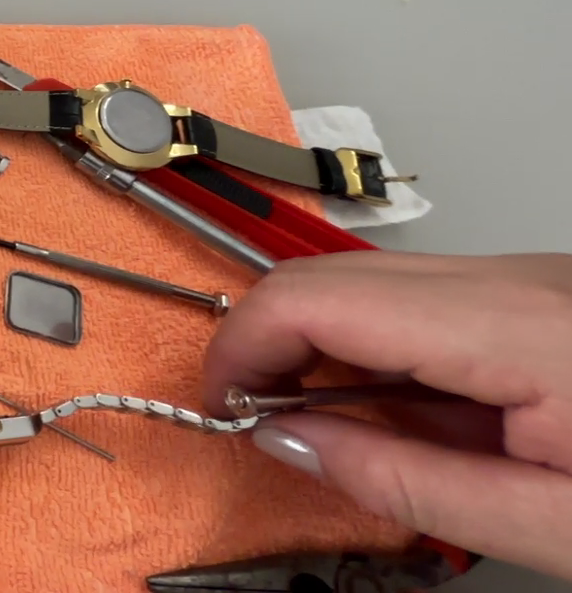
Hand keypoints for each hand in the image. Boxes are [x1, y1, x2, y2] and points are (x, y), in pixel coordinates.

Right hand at [203, 251, 571, 577]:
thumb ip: (408, 484)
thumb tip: (282, 441)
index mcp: (519, 329)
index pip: (307, 301)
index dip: (239, 349)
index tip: (223, 407)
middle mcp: (512, 278)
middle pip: (315, 277)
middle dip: (264, 343)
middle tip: (263, 416)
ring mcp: (526, 275)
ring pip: (351, 282)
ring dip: (316, 347)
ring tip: (344, 424)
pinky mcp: (535, 287)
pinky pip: (404, 299)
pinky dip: (372, 349)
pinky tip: (412, 410)